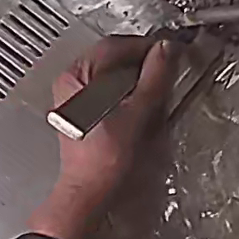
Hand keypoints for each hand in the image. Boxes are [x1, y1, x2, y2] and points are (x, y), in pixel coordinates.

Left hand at [27, 35, 177, 238]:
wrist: (89, 193)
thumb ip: (153, 78)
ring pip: (110, 74)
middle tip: (166, 67)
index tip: (169, 51)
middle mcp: (69, 84)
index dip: (145, 46)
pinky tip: (141, 104)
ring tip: (156, 87)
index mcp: (74, 78)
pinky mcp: (81, 114)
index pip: (114, 45)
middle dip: (141, 61)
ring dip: (135, 77)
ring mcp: (73, 99)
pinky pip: (106, 90)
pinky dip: (126, 92)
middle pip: (111, 58)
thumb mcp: (136, 114)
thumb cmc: (103, 160)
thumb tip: (166, 50)